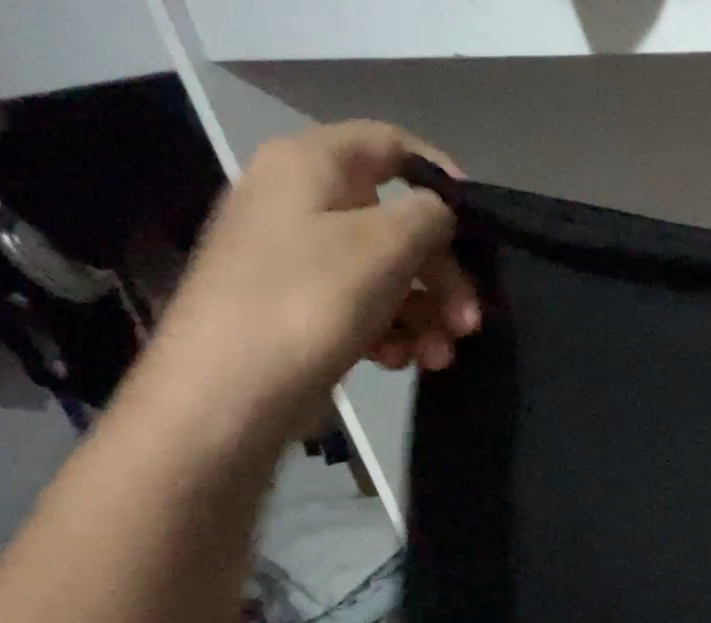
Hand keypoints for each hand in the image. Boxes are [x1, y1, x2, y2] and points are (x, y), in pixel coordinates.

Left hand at [143, 121, 477, 436]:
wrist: (230, 388)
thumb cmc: (309, 300)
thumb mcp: (385, 245)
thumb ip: (429, 216)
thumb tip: (441, 213)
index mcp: (309, 167)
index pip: (390, 145)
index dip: (442, 177)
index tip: (480, 226)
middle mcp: (301, 202)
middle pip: (400, 223)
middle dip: (444, 275)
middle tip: (470, 321)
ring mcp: (299, 258)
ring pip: (392, 274)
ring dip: (429, 314)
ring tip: (438, 355)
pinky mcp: (304, 307)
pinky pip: (368, 308)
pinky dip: (396, 333)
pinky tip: (402, 361)